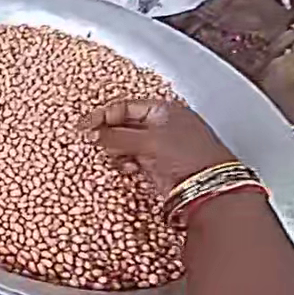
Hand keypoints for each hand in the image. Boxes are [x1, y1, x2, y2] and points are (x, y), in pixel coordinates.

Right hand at [78, 98, 234, 197]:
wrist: (207, 187)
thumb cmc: (186, 155)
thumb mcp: (148, 141)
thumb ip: (117, 136)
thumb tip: (93, 134)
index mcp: (162, 109)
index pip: (124, 107)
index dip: (104, 116)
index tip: (85, 127)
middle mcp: (160, 124)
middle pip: (123, 125)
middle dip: (109, 135)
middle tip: (96, 143)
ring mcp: (158, 144)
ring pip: (125, 143)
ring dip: (116, 151)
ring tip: (117, 157)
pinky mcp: (156, 163)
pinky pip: (131, 158)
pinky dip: (125, 162)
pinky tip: (129, 168)